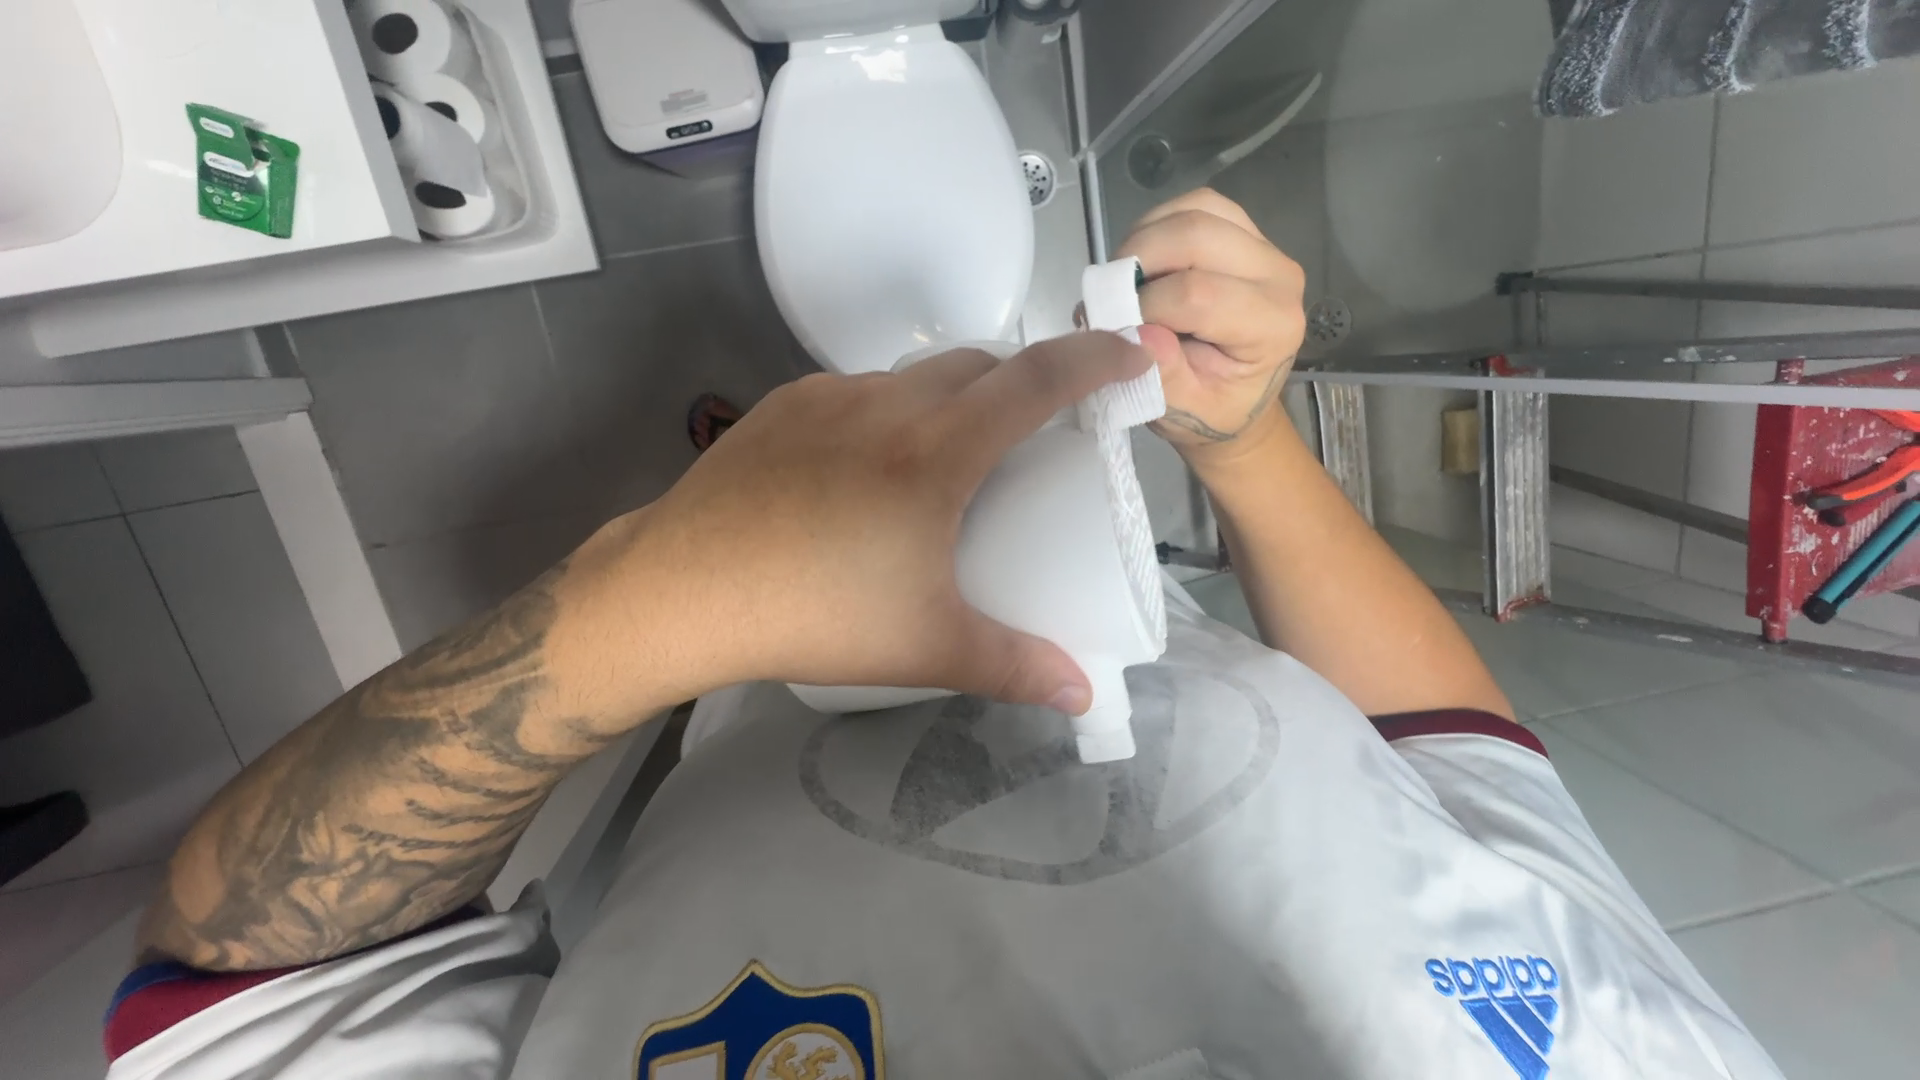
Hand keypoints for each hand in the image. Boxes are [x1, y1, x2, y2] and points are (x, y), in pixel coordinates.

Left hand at [595, 334, 1152, 714]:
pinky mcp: (780, 406)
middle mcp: (886, 403)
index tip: (1129, 355)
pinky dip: (889, 412)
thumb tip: (1081, 696)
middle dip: (1022, 380)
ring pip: (913, 376)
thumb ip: (1014, 667)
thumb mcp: (926, 646)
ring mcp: (826, 397)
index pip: (1037, 379)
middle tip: (1033, 430)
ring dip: (951, 398)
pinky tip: (867, 465)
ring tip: (946, 457)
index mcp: (936, 451)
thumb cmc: (814, 615)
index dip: (1095, 360)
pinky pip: (858, 391)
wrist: (679, 592)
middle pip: (978, 364)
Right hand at [1115, 189, 1306, 467]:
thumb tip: (1137, 335)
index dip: (1144, 306)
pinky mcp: (1244, 233)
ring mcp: (1264, 248)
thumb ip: (1165, 379)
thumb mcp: (1185, 414)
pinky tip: (1144, 263)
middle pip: (1197, 234)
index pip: (1197, 293)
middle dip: (1138, 260)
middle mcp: (1278, 276)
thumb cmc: (1211, 411)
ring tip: (1126, 280)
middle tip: (1111, 297)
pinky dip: (1158, 225)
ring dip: (1146, 238)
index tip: (1118, 333)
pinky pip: (1197, 205)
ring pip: (1197, 209)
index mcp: (1271, 327)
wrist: (1235, 401)